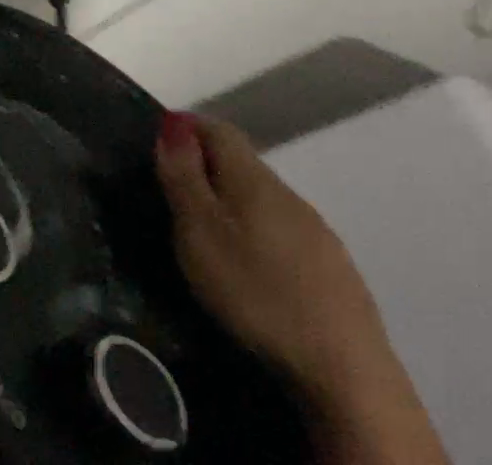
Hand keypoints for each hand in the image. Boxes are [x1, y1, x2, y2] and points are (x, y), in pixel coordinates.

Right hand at [154, 112, 391, 397]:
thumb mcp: (199, 231)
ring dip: (225, 200)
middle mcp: (290, 197)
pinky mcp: (328, 266)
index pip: (219, 130)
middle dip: (201, 166)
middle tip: (162, 191)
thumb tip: (173, 124)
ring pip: (259, 198)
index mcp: (256, 182)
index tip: (149, 144)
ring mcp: (316, 233)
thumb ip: (184, 177)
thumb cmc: (253, 290)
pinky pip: (278, 228)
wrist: (342, 367)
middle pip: (241, 163)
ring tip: (195, 229)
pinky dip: (249, 228)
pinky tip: (240, 261)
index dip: (183, 128)